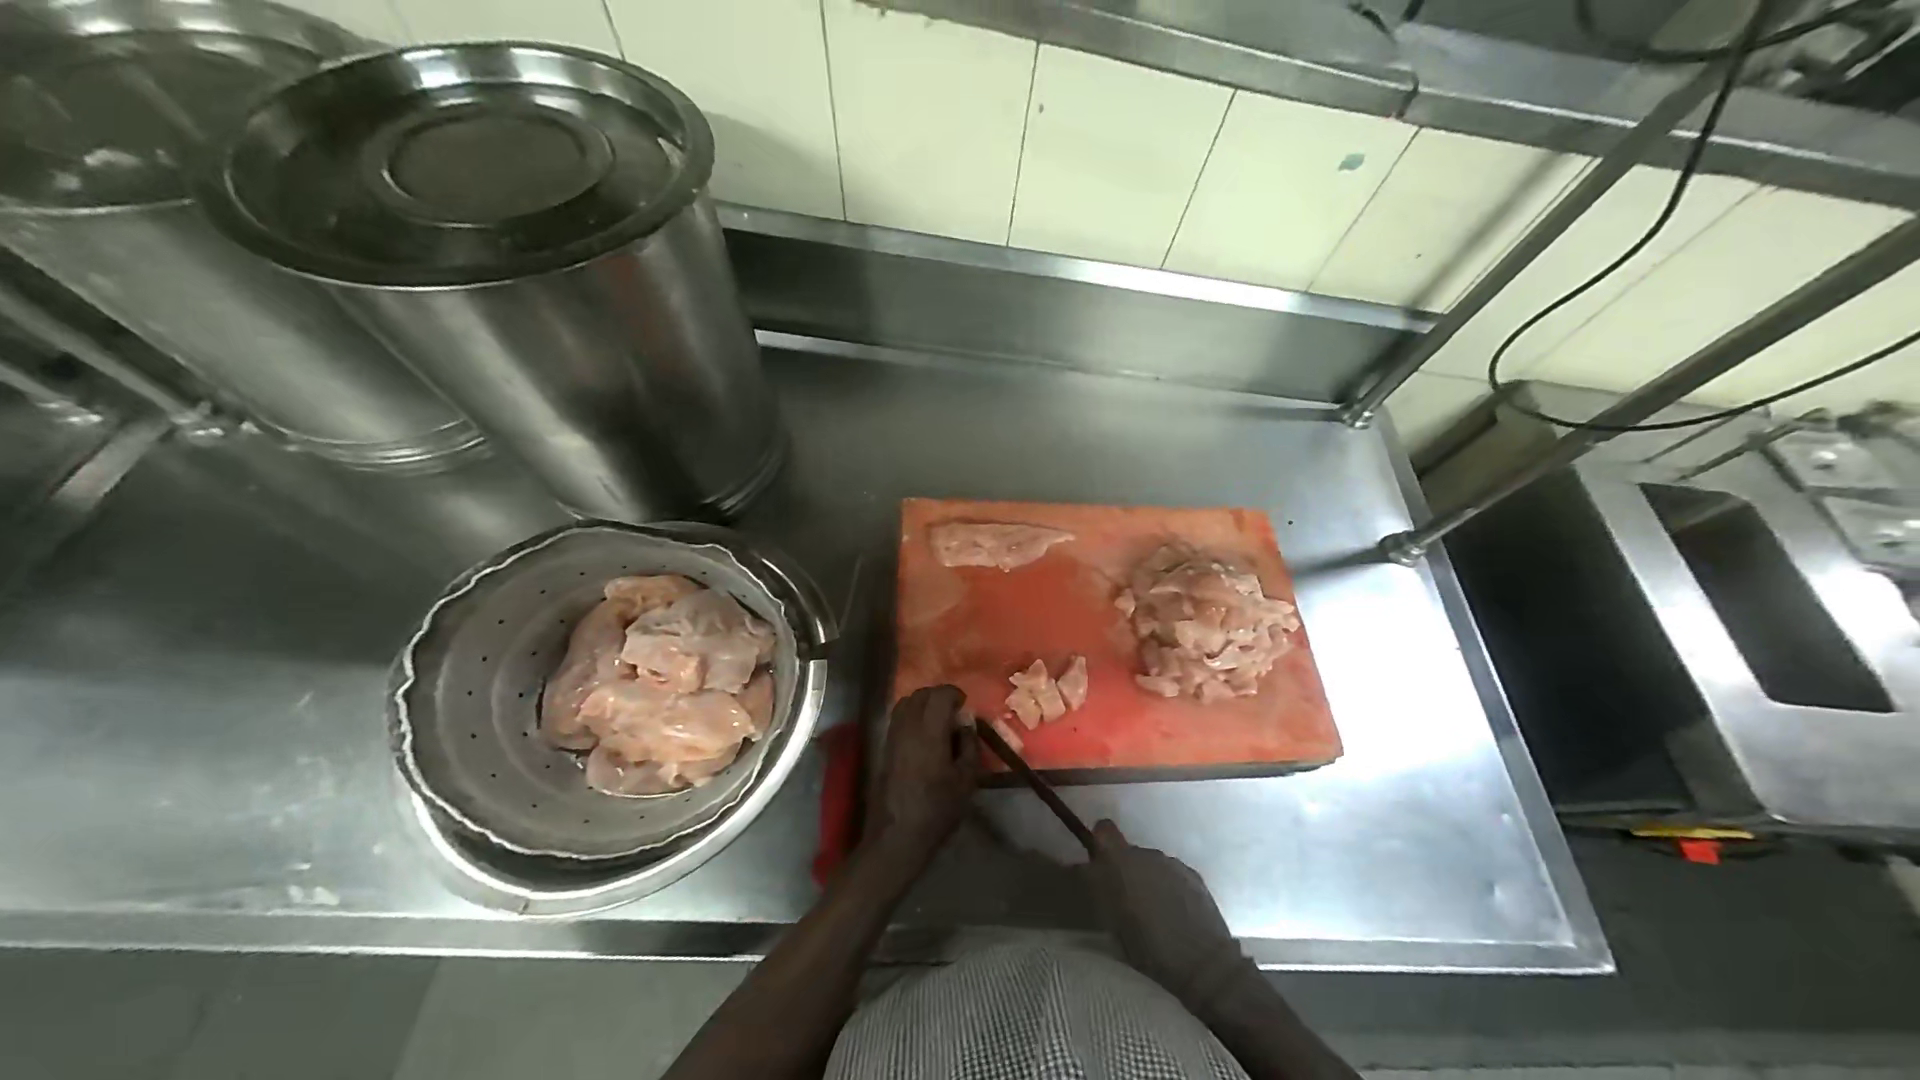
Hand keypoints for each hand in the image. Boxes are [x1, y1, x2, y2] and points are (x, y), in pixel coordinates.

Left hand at [868, 685, 979, 868]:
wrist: (899, 834)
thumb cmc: (938, 809)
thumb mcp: (966, 780)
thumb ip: (969, 746)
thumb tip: (966, 724)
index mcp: (930, 732)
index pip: (939, 695)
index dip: (954, 693)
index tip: (964, 704)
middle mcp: (907, 728)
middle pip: (920, 694)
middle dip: (938, 695)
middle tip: (953, 710)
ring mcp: (892, 736)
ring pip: (905, 703)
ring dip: (922, 703)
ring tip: (938, 719)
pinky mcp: (885, 747)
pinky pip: (897, 718)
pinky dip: (911, 715)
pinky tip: (924, 734)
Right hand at [1087, 820, 1252, 1011]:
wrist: (1204, 963)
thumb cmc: (1150, 949)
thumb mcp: (1113, 923)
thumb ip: (1101, 892)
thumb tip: (1091, 874)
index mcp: (1121, 863)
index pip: (1104, 830)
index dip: (1100, 843)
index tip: (1099, 863)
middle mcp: (1147, 855)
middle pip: (1129, 852)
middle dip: (1125, 870)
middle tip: (1126, 900)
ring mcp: (1172, 864)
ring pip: (1151, 864)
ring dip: (1148, 879)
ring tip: (1154, 911)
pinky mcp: (1193, 876)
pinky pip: (1171, 875)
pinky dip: (1168, 887)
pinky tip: (1175, 913)